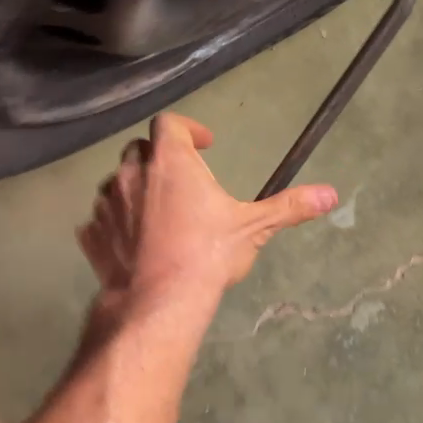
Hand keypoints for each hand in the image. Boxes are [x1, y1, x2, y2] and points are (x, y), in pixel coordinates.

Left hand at [77, 112, 337, 308]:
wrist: (159, 298)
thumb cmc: (208, 254)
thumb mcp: (255, 228)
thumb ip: (289, 207)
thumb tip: (330, 194)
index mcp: (172, 163)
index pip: (170, 124)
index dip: (189, 129)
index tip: (206, 144)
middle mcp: (132, 173)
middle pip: (141, 150)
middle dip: (162, 159)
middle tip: (186, 181)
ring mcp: (106, 202)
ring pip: (119, 183)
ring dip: (139, 190)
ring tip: (163, 214)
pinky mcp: (91, 232)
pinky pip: (102, 218)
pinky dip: (119, 222)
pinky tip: (137, 242)